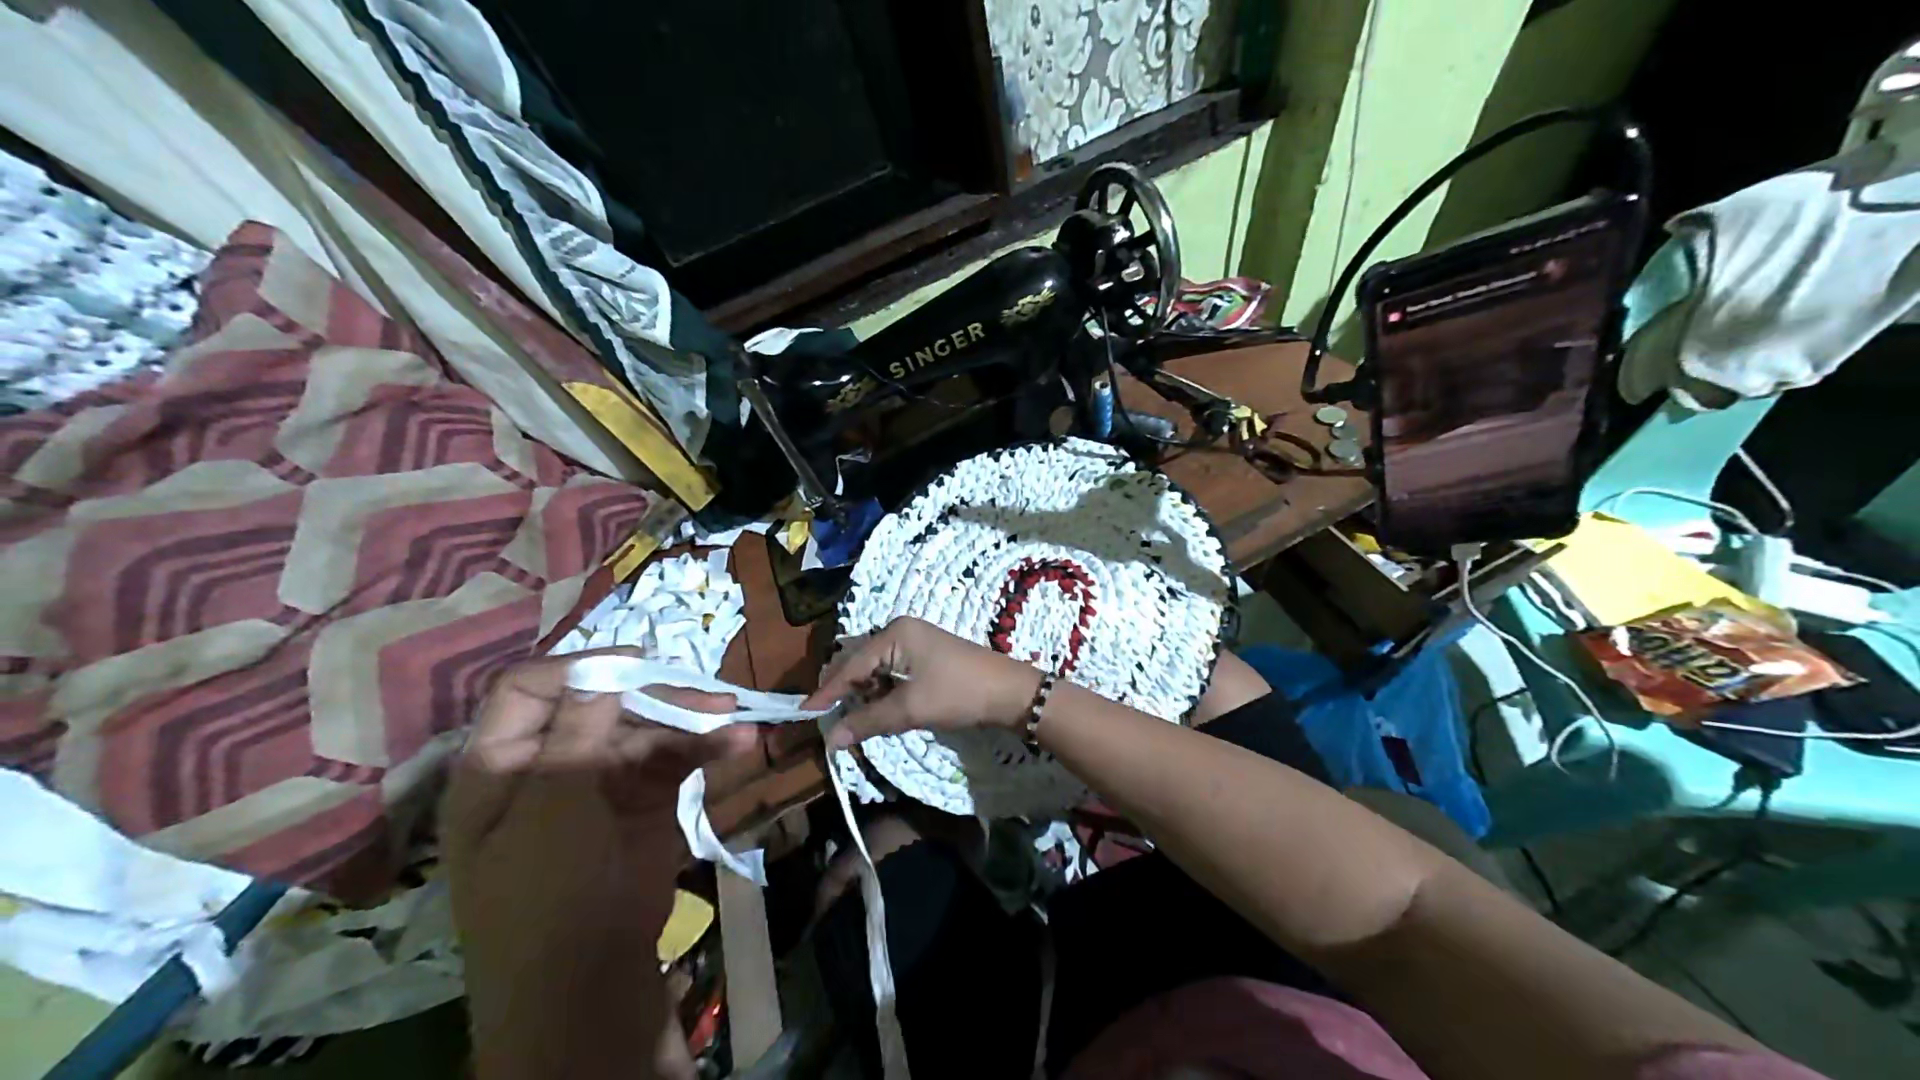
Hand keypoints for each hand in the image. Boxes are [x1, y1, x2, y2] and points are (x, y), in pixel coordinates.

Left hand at [443, 648, 757, 1079]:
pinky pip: (677, 757)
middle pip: (602, 702)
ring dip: (692, 718)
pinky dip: (707, 747)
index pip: (529, 688)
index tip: (634, 666)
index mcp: (503, 762)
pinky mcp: (647, 796)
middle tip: (704, 692)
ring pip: (648, 727)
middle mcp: (552, 759)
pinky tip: (739, 743)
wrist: (589, 980)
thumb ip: (577, 732)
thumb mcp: (552, 808)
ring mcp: (603, 778)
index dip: (578, 668)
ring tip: (734, 713)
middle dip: (654, 693)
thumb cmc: (548, 893)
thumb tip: (601, 669)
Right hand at [802, 617, 1042, 748]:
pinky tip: (877, 711)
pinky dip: (881, 692)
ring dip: (863, 695)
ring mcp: (914, 642)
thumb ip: (868, 721)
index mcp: (895, 633)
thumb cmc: (959, 693)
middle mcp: (900, 631)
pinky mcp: (925, 657)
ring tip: (851, 721)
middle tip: (827, 721)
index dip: (827, 692)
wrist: (1011, 693)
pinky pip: (891, 673)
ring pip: (875, 670)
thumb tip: (830, 740)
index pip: (850, 664)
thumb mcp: (910, 709)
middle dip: (844, 692)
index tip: (804, 714)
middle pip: (859, 662)